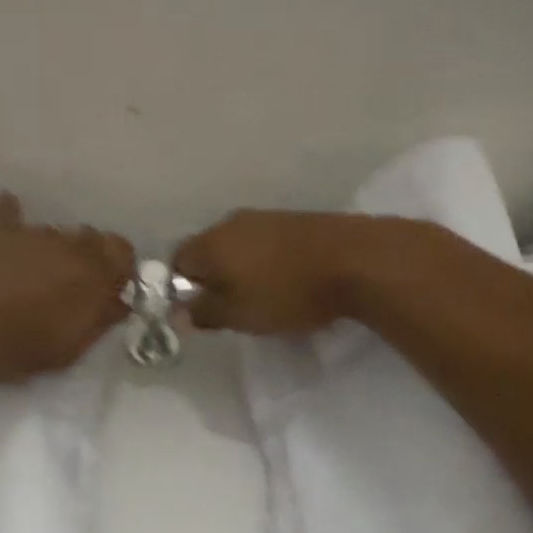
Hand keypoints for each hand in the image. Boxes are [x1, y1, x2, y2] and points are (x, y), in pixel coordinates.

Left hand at [0, 193, 132, 382]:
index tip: (111, 288)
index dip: (120, 267)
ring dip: (52, 247)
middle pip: (90, 237)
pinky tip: (8, 224)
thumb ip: (99, 322)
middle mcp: (65, 243)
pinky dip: (12, 217)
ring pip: (53, 230)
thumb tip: (119, 303)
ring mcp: (28, 232)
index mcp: (91, 273)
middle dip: (88, 256)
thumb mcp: (69, 350)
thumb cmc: (18, 348)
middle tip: (74, 284)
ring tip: (35, 272)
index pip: (122, 251)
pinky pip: (8, 212)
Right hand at [171, 210, 445, 334]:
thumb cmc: (287, 293)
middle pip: (207, 251)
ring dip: (241, 270)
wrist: (356, 260)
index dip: (180, 289)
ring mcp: (266, 217)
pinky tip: (285, 281)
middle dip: (212, 279)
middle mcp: (232, 222)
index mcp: (210, 242)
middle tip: (230, 309)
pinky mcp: (296, 221)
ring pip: (238, 246)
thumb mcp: (238, 315)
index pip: (176, 262)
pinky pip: (266, 244)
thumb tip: (179, 312)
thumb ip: (204, 312)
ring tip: (261, 297)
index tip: (199, 312)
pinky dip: (266, 263)